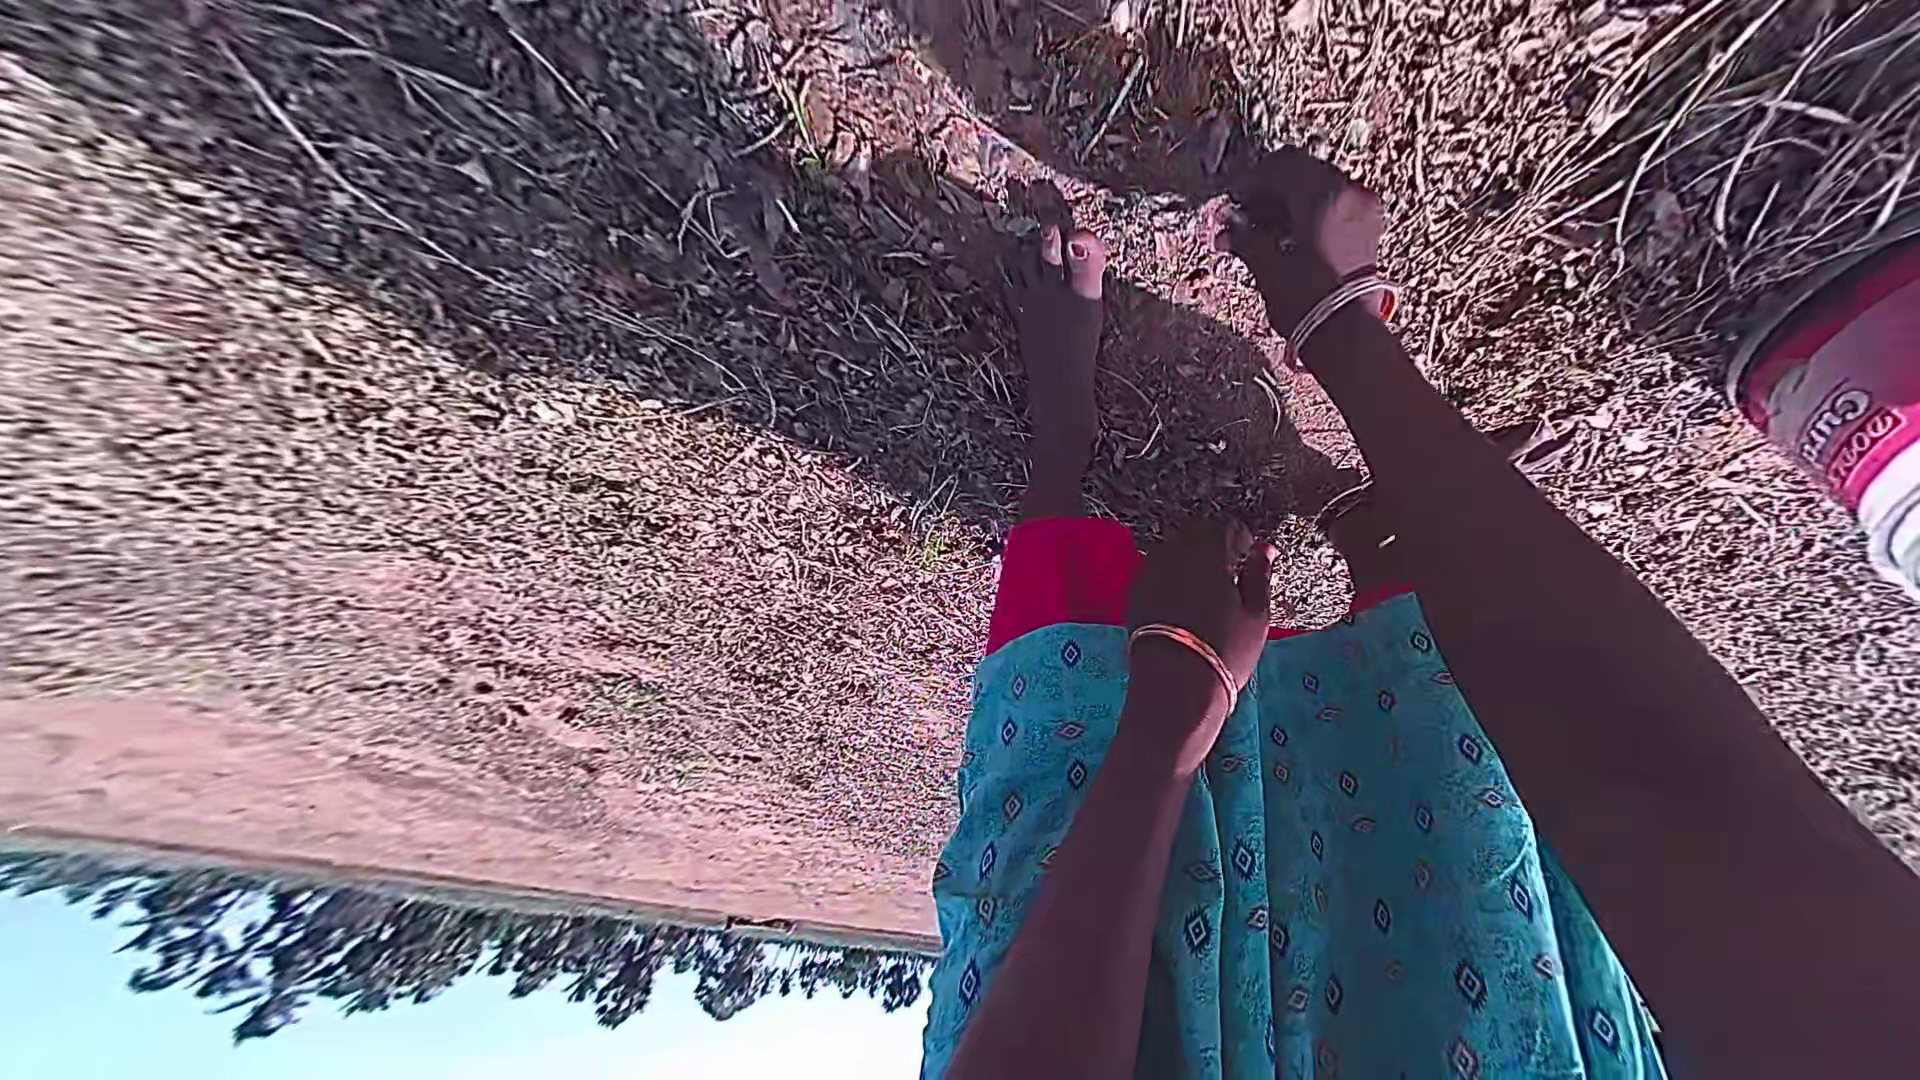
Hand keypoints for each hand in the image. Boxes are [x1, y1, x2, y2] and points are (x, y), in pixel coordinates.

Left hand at [1124, 518, 1273, 751]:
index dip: (1239, 536)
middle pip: (1193, 533)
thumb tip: (1264, 549)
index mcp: (1207, 554)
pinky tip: (1183, 597)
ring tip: (1207, 584)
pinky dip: (1171, 573)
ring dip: (1190, 556)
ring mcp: (1149, 572)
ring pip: (1171, 549)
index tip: (1247, 554)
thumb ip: (1259, 575)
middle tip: (1229, 567)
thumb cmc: (1225, 650)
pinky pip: (1156, 569)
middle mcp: (1173, 555)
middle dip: (1213, 542)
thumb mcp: (1256, 614)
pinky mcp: (1135, 592)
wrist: (1174, 682)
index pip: (1223, 526)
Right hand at [1212, 148, 1384, 336]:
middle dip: (1267, 192)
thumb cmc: (1305, 302)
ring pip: (1316, 188)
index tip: (1229, 200)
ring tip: (1256, 232)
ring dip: (1284, 203)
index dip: (1250, 181)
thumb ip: (1246, 239)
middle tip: (1239, 217)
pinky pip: (1331, 204)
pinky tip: (1282, 237)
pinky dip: (1304, 213)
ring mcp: (1362, 208)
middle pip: (1301, 174)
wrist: (1344, 333)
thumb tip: (1228, 224)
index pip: (1282, 167)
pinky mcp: (1366, 226)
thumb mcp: (1268, 269)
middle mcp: (1349, 193)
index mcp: (1324, 198)